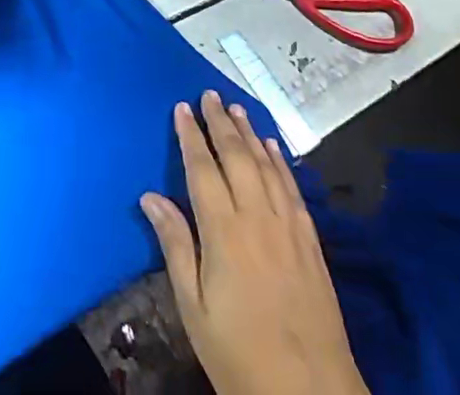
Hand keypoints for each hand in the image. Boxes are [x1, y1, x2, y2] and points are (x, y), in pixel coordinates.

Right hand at [141, 91, 369, 394]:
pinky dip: (279, 159)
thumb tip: (150, 197)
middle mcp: (257, 214)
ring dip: (249, 132)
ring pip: (266, 163)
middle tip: (209, 94)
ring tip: (235, 108)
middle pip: (237, 156)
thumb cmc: (237, 350)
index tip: (182, 108)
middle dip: (220, 123)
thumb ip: (175, 245)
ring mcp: (288, 221)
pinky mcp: (309, 234)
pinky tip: (272, 146)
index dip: (191, 136)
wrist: (307, 383)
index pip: (203, 169)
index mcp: (224, 230)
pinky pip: (291, 184)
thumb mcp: (193, 306)